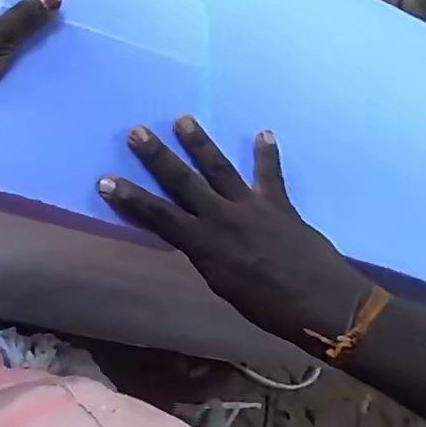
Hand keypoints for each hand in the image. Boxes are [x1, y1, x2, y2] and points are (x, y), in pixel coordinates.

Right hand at [97, 116, 371, 351]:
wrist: (320, 304)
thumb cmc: (267, 307)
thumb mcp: (223, 286)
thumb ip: (207, 255)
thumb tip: (197, 236)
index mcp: (204, 245)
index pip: (158, 216)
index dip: (130, 198)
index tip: (106, 180)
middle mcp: (222, 218)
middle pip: (183, 182)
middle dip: (158, 157)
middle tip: (138, 131)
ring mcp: (252, 206)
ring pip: (220, 169)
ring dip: (200, 143)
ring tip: (184, 119)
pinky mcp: (279, 203)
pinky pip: (270, 174)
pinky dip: (267, 154)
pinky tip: (264, 132)